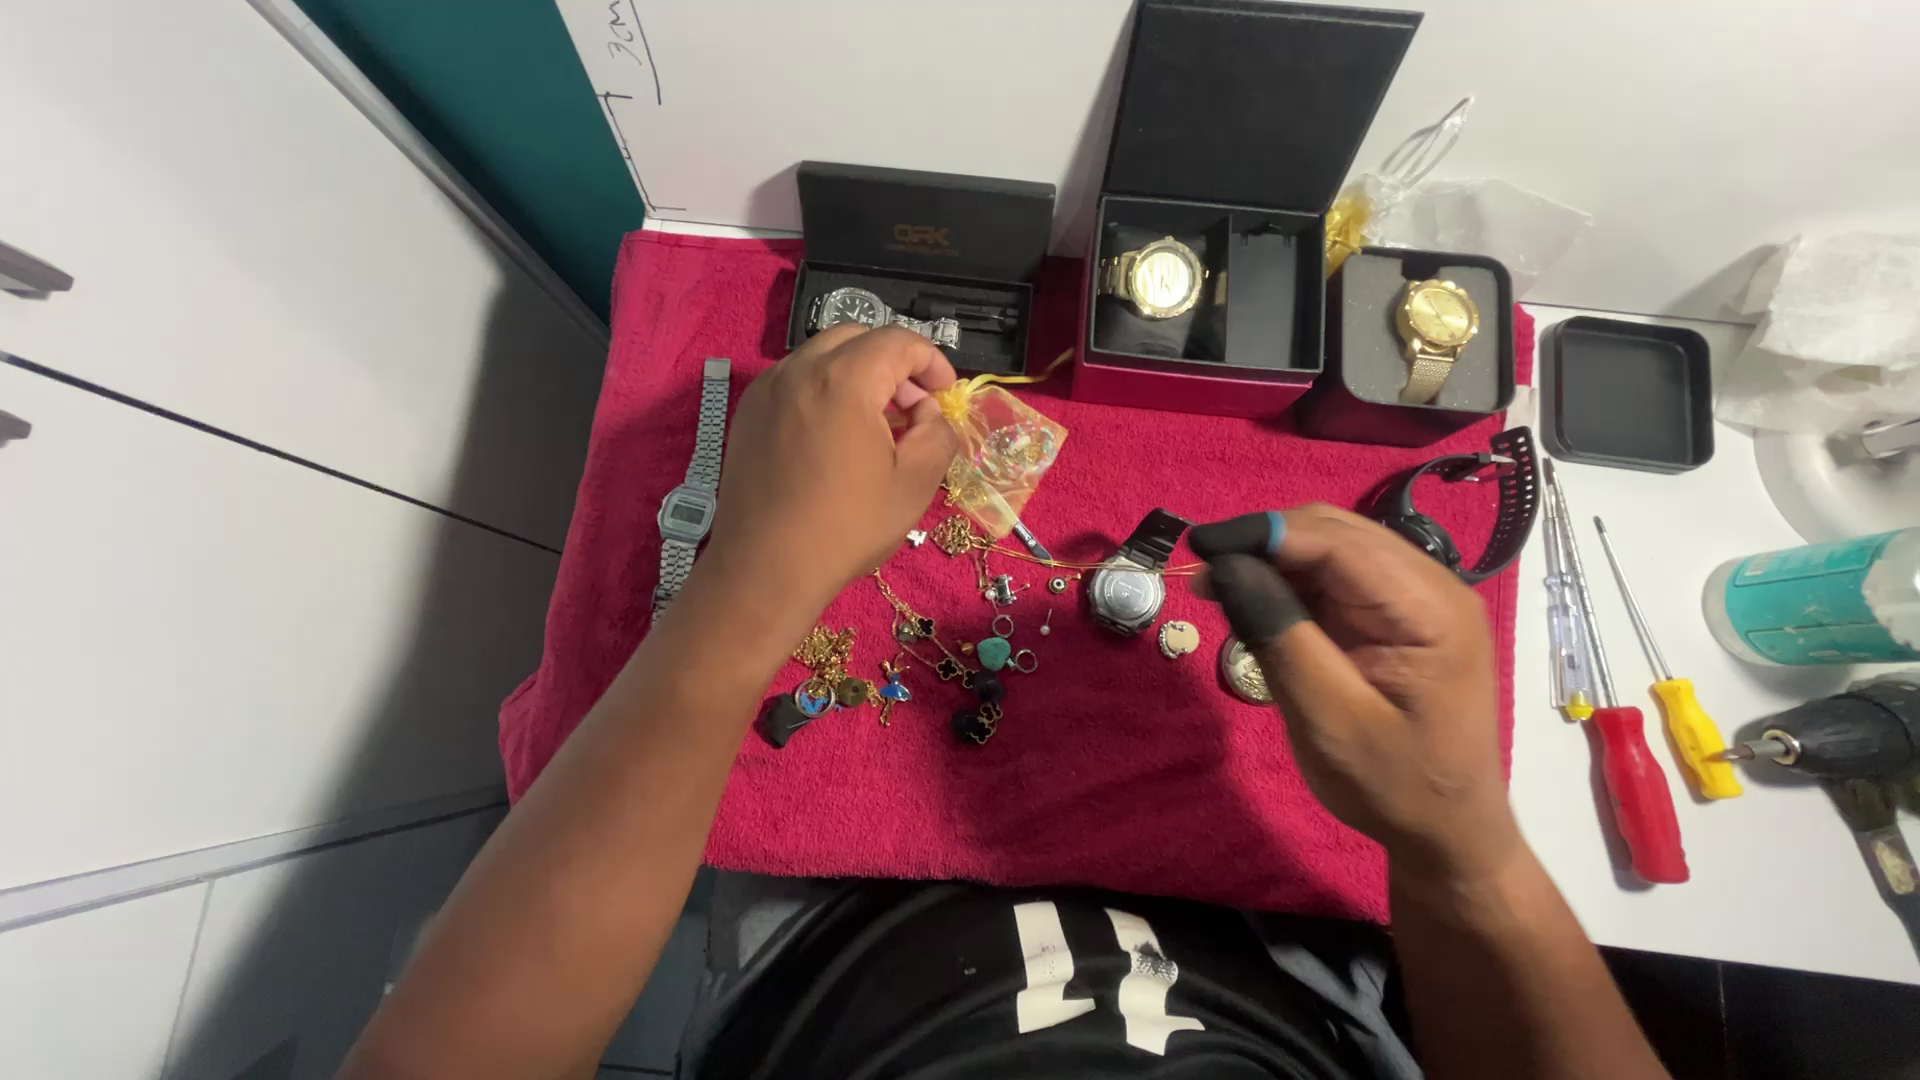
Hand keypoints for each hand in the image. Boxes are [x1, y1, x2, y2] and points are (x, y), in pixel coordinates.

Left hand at [703, 324, 958, 613]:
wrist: (766, 568)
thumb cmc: (847, 527)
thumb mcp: (915, 484)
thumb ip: (937, 433)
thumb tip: (928, 413)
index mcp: (844, 380)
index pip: (898, 341)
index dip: (932, 361)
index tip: (946, 393)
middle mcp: (799, 370)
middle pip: (857, 339)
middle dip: (893, 363)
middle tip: (913, 407)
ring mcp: (767, 389)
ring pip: (822, 357)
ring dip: (858, 375)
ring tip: (876, 423)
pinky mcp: (748, 414)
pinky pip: (795, 381)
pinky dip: (824, 390)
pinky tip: (836, 436)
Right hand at [1192, 505, 1520, 883]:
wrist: (1446, 832)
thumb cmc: (1393, 784)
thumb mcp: (1327, 716)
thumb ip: (1279, 634)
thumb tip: (1225, 567)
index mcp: (1429, 609)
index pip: (1337, 541)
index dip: (1263, 533)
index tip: (1197, 547)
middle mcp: (1429, 587)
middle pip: (1334, 532)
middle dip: (1263, 542)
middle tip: (1204, 576)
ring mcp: (1414, 598)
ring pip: (1329, 547)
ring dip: (1271, 560)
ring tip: (1220, 590)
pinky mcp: (1394, 614)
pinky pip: (1333, 576)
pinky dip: (1287, 582)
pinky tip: (1256, 603)